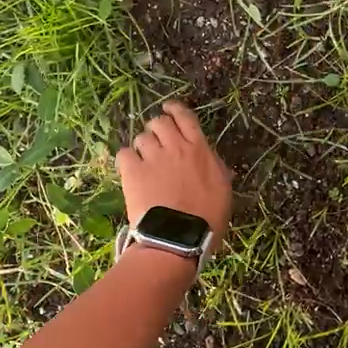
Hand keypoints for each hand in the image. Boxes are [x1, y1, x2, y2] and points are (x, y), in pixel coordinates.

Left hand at [114, 101, 232, 236]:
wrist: (178, 238)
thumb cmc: (207, 217)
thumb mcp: (223, 189)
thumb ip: (215, 168)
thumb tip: (211, 159)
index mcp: (200, 149)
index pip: (185, 118)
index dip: (175, 109)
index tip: (170, 109)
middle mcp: (175, 147)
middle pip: (160, 122)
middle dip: (156, 127)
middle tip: (157, 139)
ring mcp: (153, 158)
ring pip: (141, 137)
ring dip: (143, 145)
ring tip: (144, 159)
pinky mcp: (132, 172)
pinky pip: (124, 154)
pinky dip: (126, 159)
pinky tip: (130, 170)